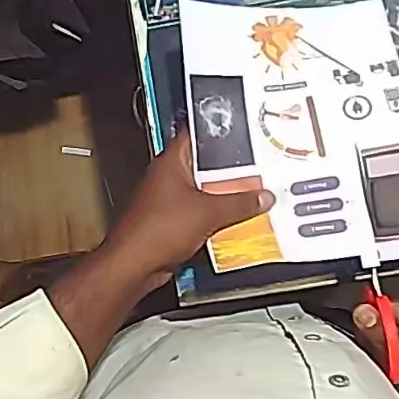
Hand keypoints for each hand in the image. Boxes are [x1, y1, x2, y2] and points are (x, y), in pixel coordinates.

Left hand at [46, 130, 272, 370]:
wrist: (135, 265)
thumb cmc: (157, 230)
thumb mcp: (209, 213)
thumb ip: (239, 203)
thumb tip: (263, 197)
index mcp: (171, 162)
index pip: (197, 136)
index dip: (220, 133)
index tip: (244, 135)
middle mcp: (168, 178)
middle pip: (206, 168)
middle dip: (230, 174)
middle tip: (256, 173)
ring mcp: (169, 200)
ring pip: (204, 193)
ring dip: (224, 200)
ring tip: (251, 198)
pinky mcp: (171, 222)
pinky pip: (199, 215)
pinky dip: (215, 219)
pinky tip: (233, 223)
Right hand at [352, 300, 398, 398]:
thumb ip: (385, 337)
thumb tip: (364, 311)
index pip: (390, 306)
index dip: (374, 323)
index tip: (370, 341)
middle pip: (387, 323)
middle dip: (378, 343)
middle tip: (388, 364)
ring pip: (387, 342)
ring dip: (383, 358)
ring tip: (395, 376)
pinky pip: (393, 357)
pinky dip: (388, 369)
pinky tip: (396, 382)